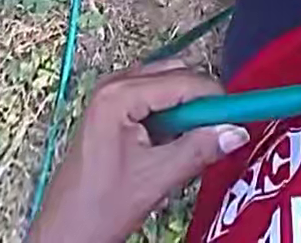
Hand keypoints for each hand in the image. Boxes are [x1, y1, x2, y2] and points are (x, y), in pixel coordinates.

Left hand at [28, 60, 250, 242]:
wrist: (60, 238)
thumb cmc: (100, 210)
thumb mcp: (155, 180)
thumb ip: (198, 149)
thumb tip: (238, 131)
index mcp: (120, 94)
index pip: (182, 81)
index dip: (214, 98)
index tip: (239, 116)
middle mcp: (115, 82)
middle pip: (175, 74)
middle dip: (200, 99)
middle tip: (221, 129)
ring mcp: (111, 91)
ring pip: (167, 83)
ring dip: (186, 106)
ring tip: (198, 138)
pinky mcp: (112, 105)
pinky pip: (154, 95)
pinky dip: (171, 112)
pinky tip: (174, 141)